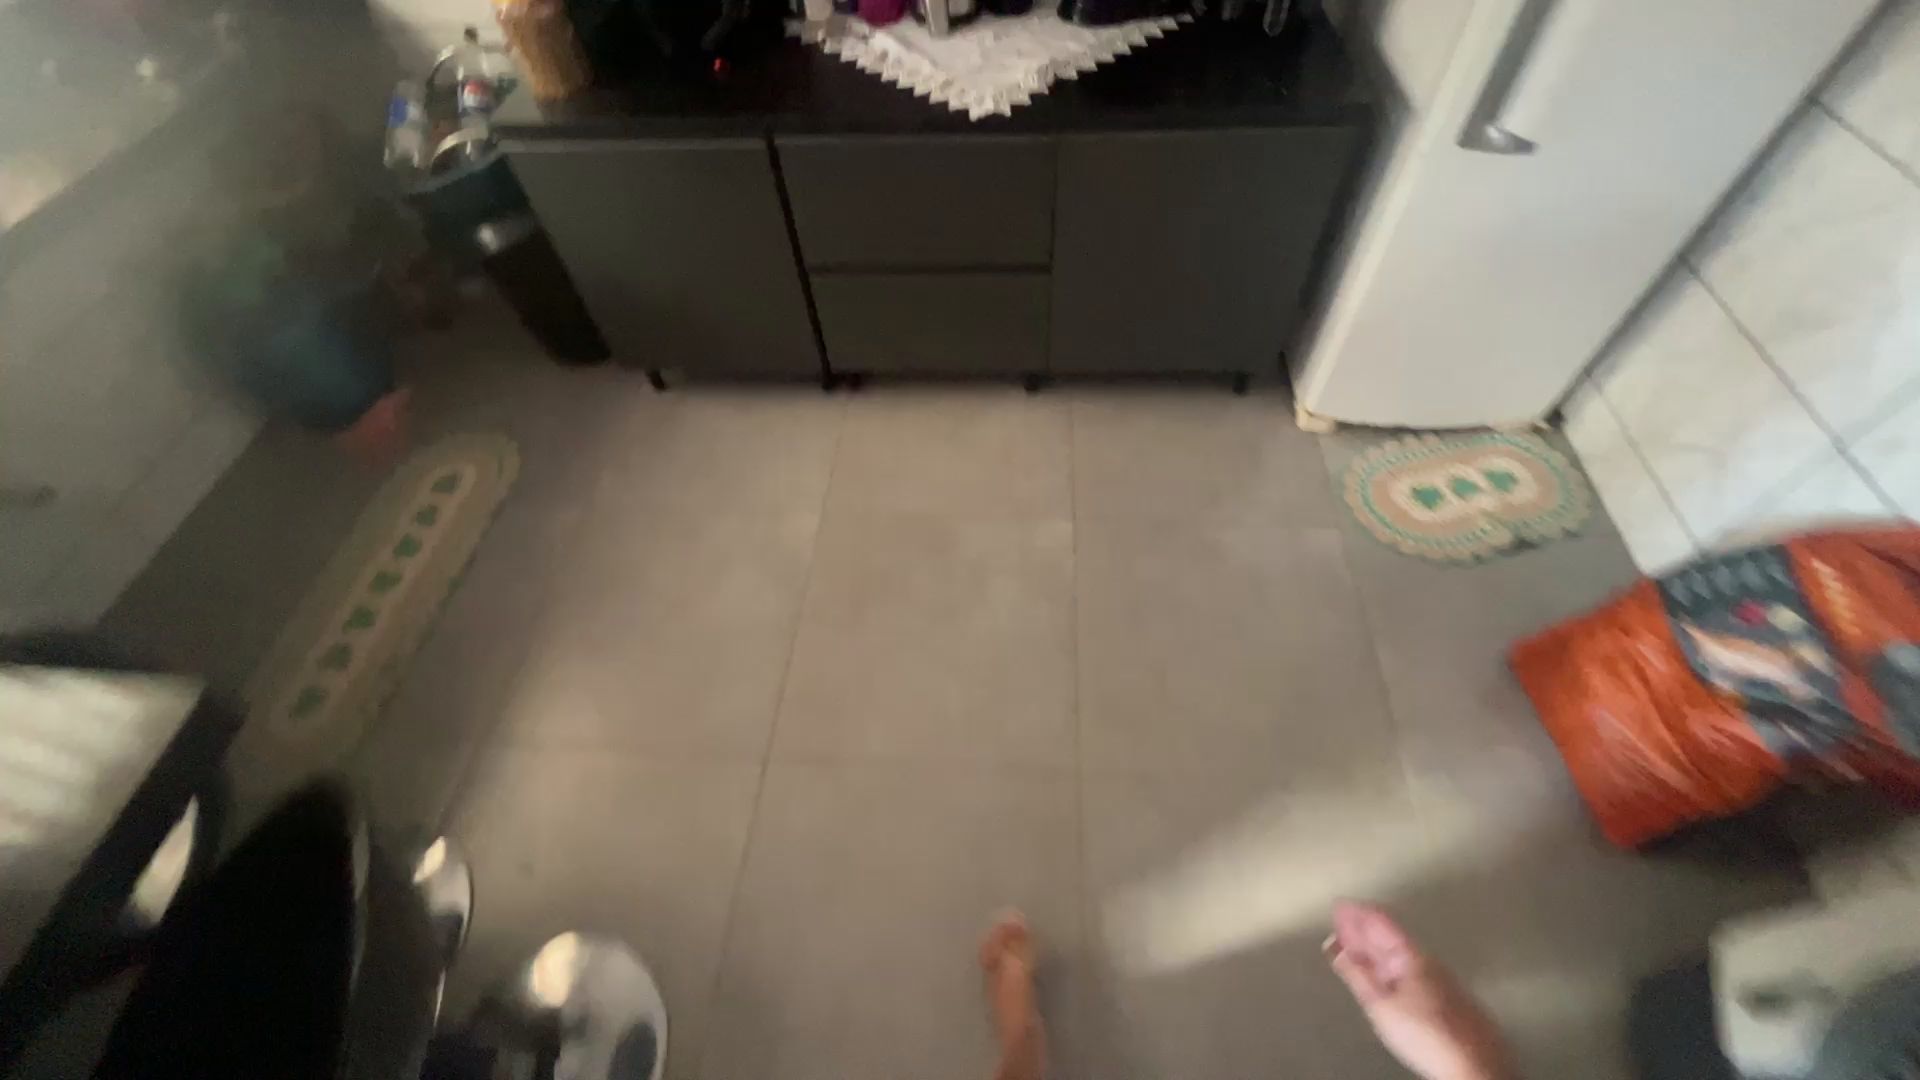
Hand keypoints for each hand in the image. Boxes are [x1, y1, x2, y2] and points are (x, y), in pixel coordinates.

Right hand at [1327, 902, 1514, 1079]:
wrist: (1478, 1069)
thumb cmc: (1424, 1033)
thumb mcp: (1381, 1005)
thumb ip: (1357, 974)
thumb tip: (1336, 948)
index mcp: (1411, 955)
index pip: (1379, 921)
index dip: (1357, 913)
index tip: (1338, 906)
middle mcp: (1427, 961)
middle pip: (1389, 936)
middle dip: (1362, 930)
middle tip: (1340, 925)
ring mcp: (1441, 980)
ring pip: (1400, 954)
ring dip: (1375, 948)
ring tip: (1354, 948)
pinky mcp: (1449, 999)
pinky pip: (1410, 969)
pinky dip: (1390, 965)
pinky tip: (1384, 975)